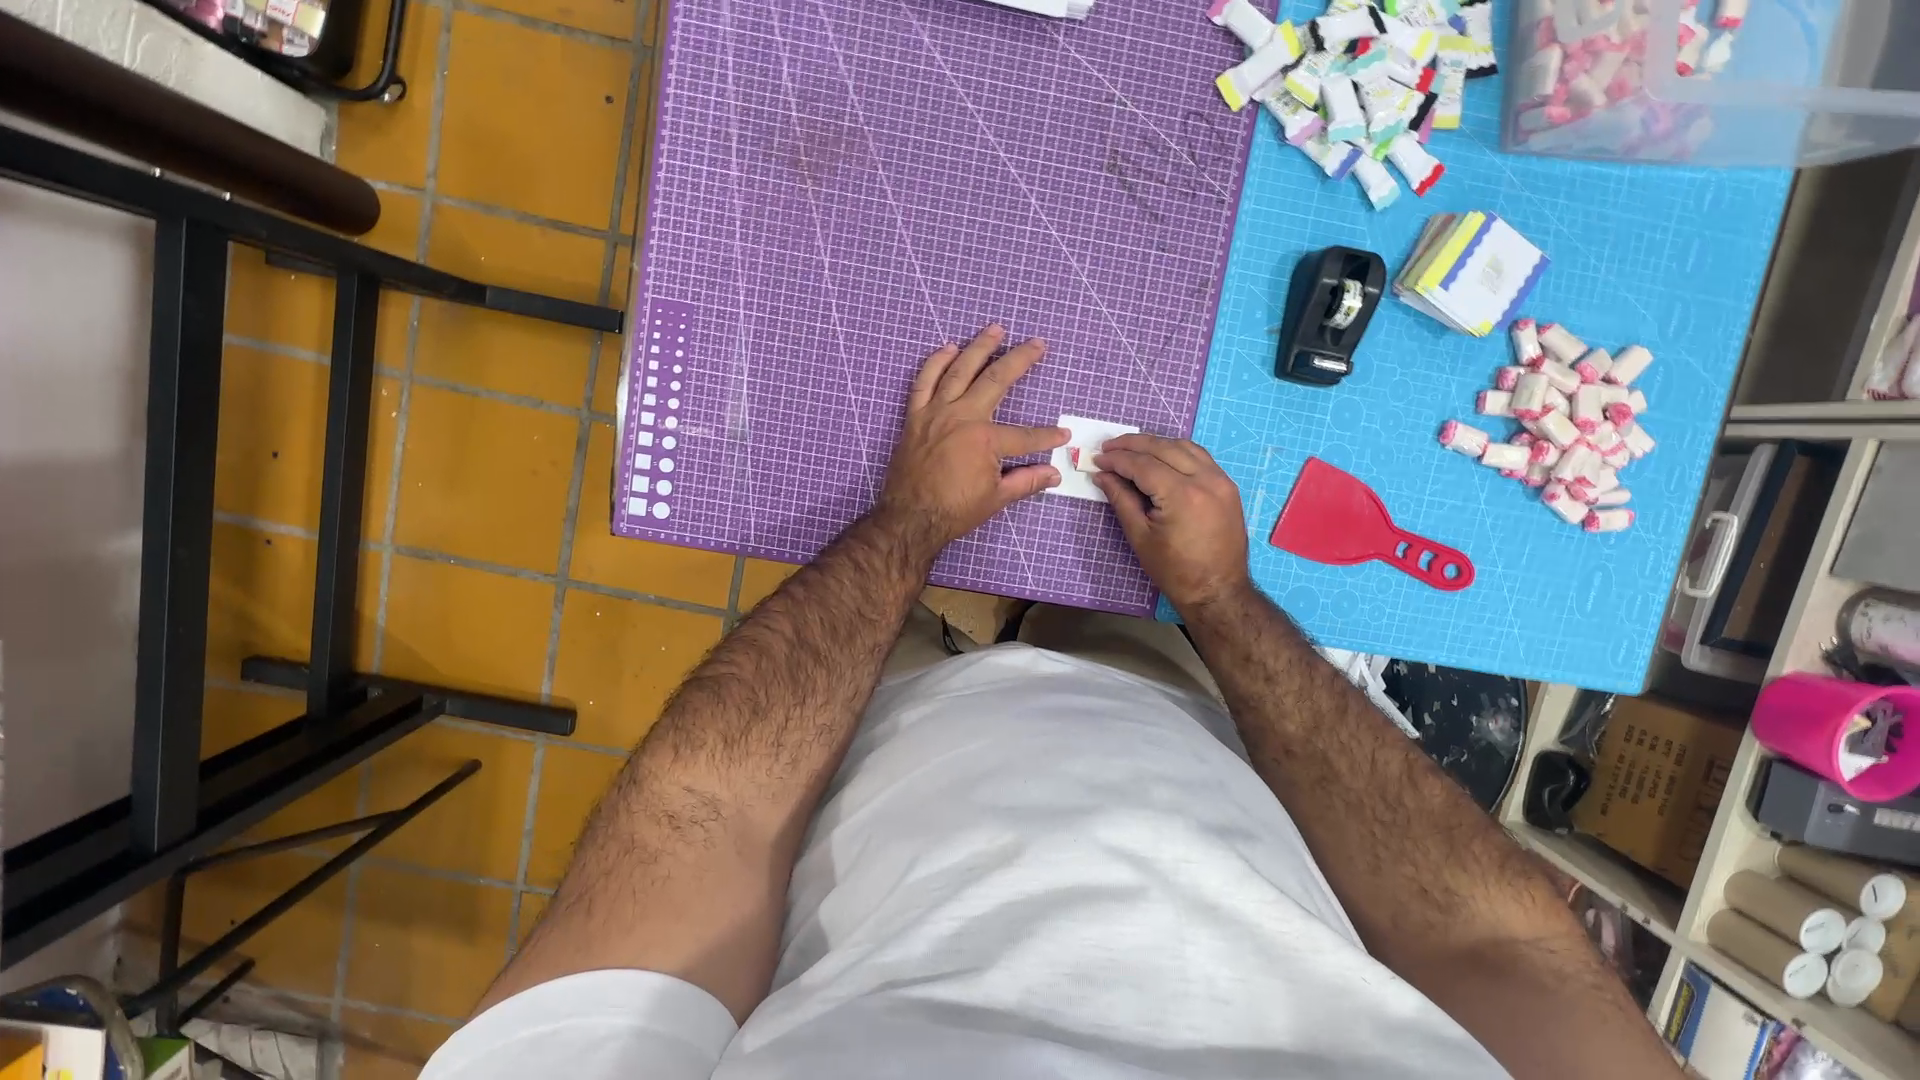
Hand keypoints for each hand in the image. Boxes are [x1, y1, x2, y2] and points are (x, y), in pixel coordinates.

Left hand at [877, 324, 1069, 551]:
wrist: (909, 518)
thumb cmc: (954, 511)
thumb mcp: (996, 499)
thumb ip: (1026, 481)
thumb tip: (1054, 474)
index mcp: (985, 439)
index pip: (1025, 435)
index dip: (1047, 436)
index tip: (1063, 436)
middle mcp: (961, 416)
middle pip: (996, 381)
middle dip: (1020, 360)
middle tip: (1037, 343)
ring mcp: (936, 413)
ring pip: (959, 370)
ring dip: (979, 347)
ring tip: (995, 329)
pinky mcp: (916, 417)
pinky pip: (924, 381)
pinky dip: (935, 363)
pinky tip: (948, 348)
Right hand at [1092, 435, 1251, 612]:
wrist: (1217, 590)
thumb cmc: (1174, 570)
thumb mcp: (1140, 536)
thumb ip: (1121, 499)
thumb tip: (1103, 475)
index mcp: (1182, 495)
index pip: (1143, 465)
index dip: (1117, 460)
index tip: (1098, 459)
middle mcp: (1205, 480)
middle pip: (1163, 448)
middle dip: (1133, 444)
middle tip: (1109, 447)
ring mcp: (1221, 481)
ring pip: (1184, 447)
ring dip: (1156, 444)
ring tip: (1132, 450)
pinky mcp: (1228, 486)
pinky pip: (1200, 457)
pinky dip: (1177, 452)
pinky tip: (1161, 457)